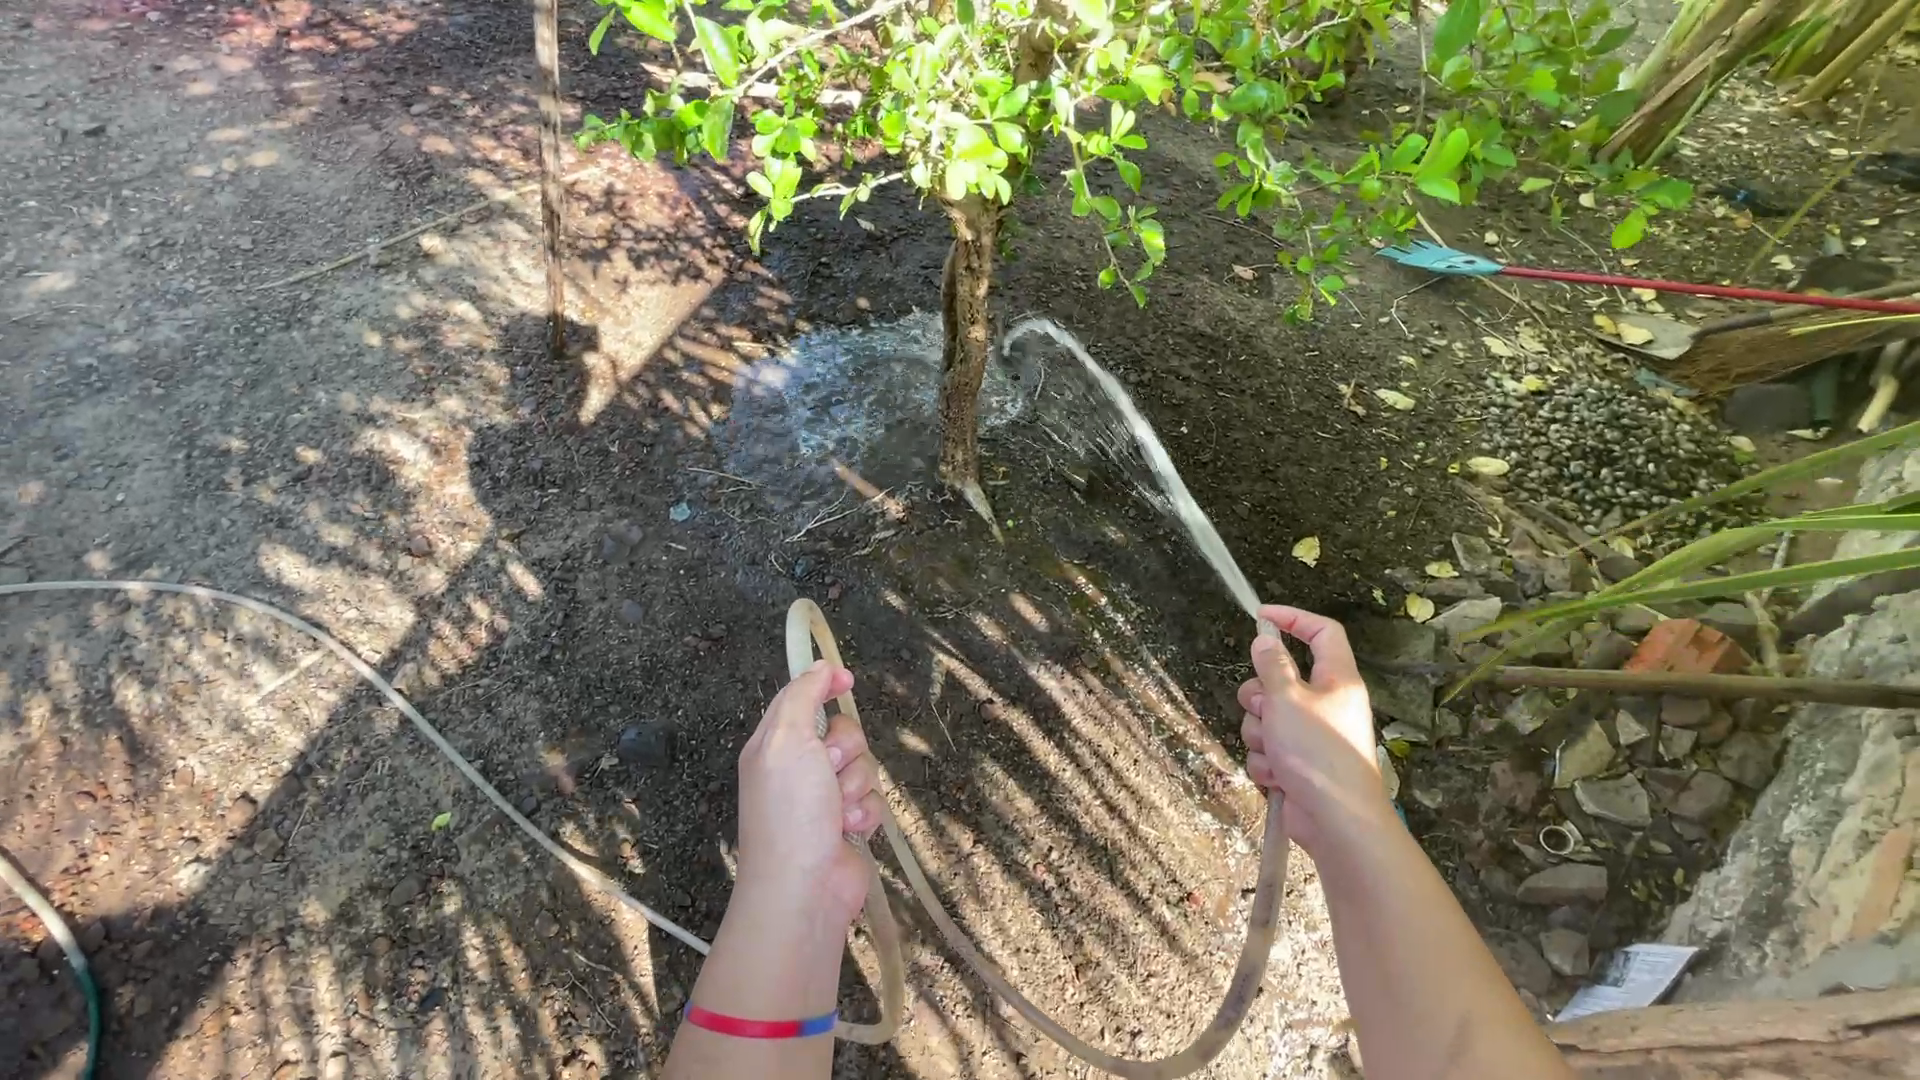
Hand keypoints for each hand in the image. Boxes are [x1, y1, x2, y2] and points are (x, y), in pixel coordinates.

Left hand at [735, 660, 885, 930]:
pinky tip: (850, 830)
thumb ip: (802, 696)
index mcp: (774, 744)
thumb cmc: (790, 812)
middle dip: (845, 748)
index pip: (801, 698)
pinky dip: (866, 812)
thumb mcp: (786, 740)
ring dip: (856, 785)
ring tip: (838, 811)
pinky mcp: (848, 822)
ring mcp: (824, 797)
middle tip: (828, 768)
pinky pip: (872, 797)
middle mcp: (798, 768)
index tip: (847, 682)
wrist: (804, 889)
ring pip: (862, 764)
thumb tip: (820, 666)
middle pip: (842, 730)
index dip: (825, 685)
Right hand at [1238, 605, 1388, 856]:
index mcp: (1336, 679)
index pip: (1322, 633)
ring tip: (1275, 752)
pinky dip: (1266, 761)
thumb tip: (1265, 639)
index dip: (1293, 619)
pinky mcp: (1297, 762)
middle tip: (1264, 710)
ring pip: (1266, 716)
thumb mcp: (1287, 699)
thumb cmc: (1317, 751)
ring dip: (1260, 734)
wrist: (1336, 820)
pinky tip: (1278, 776)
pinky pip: (1266, 748)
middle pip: (1280, 679)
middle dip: (1258, 696)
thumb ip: (1272, 666)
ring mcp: (1310, 735)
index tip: (1261, 616)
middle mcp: (1325, 703)